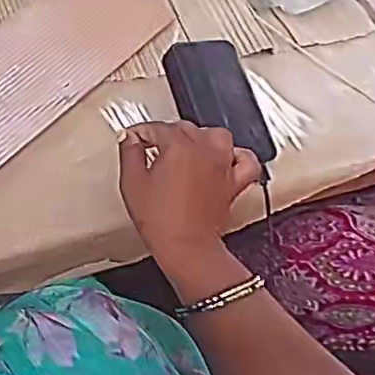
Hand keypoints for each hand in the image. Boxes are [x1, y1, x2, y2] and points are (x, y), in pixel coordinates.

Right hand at [119, 120, 261, 259]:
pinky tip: (222, 158)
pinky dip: (235, 155)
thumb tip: (129, 140)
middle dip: (164, 134)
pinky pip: (245, 159)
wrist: (185, 246)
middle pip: (184, 128)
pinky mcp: (235, 181)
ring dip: (198, 137)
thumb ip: (129, 153)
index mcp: (179, 147)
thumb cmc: (161, 219)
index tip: (131, 138)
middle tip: (148, 146)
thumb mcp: (131, 181)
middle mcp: (205, 151)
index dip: (139, 132)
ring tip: (182, 148)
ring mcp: (223, 165)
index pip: (156, 128)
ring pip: (215, 135)